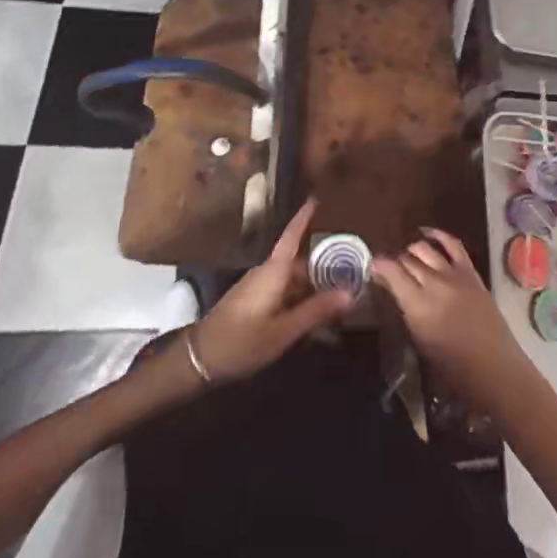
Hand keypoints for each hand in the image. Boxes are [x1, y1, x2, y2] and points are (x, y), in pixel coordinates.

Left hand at [191, 200, 351, 382]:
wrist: (201, 358)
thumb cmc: (242, 341)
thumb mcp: (283, 331)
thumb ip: (315, 311)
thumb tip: (349, 292)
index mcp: (272, 272)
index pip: (291, 237)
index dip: (304, 218)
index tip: (317, 199)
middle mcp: (266, 273)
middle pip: (300, 262)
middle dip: (325, 266)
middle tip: (355, 270)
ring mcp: (259, 288)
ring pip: (294, 280)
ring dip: (315, 286)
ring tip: (344, 295)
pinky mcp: (255, 302)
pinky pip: (285, 293)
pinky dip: (303, 299)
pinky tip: (319, 315)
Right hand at [372, 228, 530, 402]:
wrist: (495, 370)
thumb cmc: (452, 367)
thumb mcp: (418, 341)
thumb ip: (404, 311)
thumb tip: (394, 292)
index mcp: (417, 304)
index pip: (390, 271)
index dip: (378, 267)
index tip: (373, 270)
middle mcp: (434, 284)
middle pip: (406, 260)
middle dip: (395, 263)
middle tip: (391, 273)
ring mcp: (454, 276)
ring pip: (424, 249)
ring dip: (412, 252)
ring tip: (408, 261)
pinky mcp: (471, 274)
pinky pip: (453, 245)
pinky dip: (438, 236)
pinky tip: (427, 233)